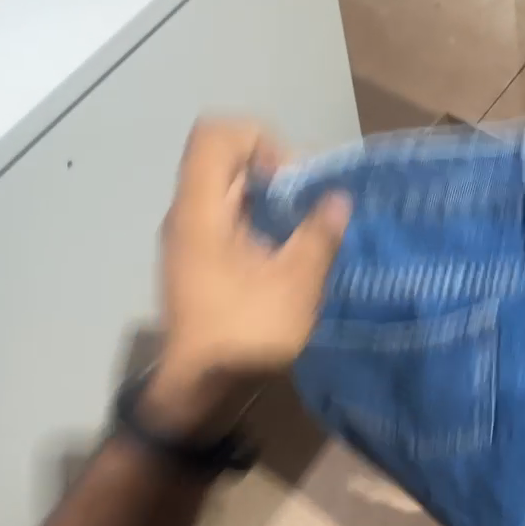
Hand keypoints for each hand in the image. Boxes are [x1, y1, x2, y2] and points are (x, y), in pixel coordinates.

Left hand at [147, 119, 350, 432]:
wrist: (202, 391)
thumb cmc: (246, 334)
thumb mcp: (296, 284)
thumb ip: (319, 234)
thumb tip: (338, 199)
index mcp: (200, 211)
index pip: (216, 135)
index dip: (260, 140)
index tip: (293, 181)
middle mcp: (186, 216)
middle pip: (222, 161)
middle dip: (271, 172)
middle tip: (307, 208)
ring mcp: (188, 241)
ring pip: (226, 193)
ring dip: (267, 202)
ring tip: (302, 234)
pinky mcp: (197, 264)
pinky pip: (225, 222)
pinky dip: (257, 225)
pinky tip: (284, 257)